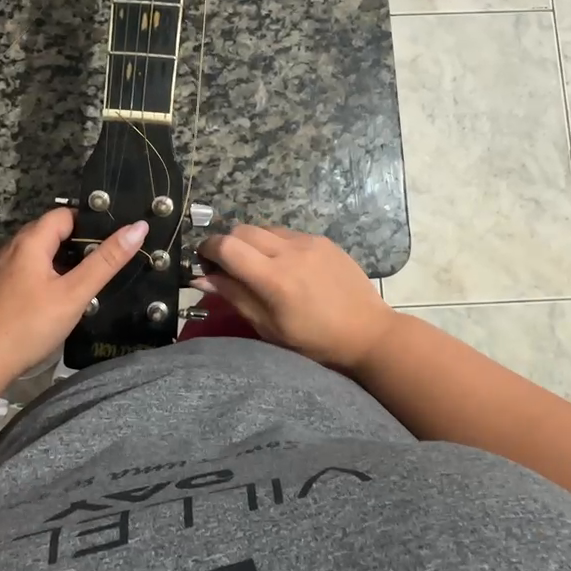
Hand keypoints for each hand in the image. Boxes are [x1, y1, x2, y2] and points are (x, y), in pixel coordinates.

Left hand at [0, 209, 147, 375]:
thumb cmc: (30, 324)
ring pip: (41, 253)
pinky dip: (49, 276)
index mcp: (30, 241)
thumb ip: (106, 261)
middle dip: (79, 243)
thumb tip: (138, 227)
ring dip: (64, 262)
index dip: (90, 224)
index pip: (65, 215)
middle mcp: (13, 248)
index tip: (114, 241)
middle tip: (106, 263)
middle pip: (52, 232)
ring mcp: (3, 269)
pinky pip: (30, 270)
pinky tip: (61, 298)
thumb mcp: (74, 293)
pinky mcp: (0, 288)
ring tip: (88, 281)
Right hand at [193, 224, 399, 372]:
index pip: (227, 246)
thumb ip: (235, 297)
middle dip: (227, 243)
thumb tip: (202, 279)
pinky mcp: (323, 240)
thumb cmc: (315, 341)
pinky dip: (276, 244)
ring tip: (257, 267)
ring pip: (265, 228)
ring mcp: (309, 242)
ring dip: (252, 242)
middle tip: (227, 266)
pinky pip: (288, 233)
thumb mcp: (269, 328)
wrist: (368, 333)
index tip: (203, 262)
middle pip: (242, 230)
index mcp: (274, 279)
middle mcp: (290, 252)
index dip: (207, 249)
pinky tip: (285, 266)